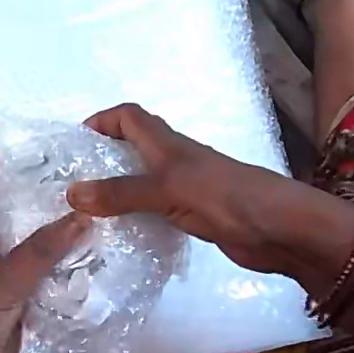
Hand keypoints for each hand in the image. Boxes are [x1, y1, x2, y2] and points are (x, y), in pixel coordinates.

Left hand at [0, 156, 90, 352]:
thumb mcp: (1, 280)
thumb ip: (41, 251)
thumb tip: (82, 216)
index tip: (11, 152)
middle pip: (7, 223)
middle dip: (31, 202)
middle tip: (66, 181)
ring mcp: (2, 287)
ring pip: (30, 254)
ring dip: (53, 238)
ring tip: (86, 213)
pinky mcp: (19, 311)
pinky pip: (43, 283)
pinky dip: (62, 271)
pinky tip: (89, 259)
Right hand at [65, 103, 353, 282]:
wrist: (281, 230)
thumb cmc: (228, 198)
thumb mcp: (169, 190)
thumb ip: (122, 192)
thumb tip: (72, 193)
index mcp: (169, 145)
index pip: (130, 117)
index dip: (103, 120)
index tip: (75, 141)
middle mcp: (175, 162)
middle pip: (134, 148)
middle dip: (103, 157)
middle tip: (73, 182)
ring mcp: (186, 190)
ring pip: (143, 182)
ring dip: (117, 190)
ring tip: (86, 212)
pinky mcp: (195, 217)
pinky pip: (155, 211)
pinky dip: (135, 217)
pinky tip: (121, 235)